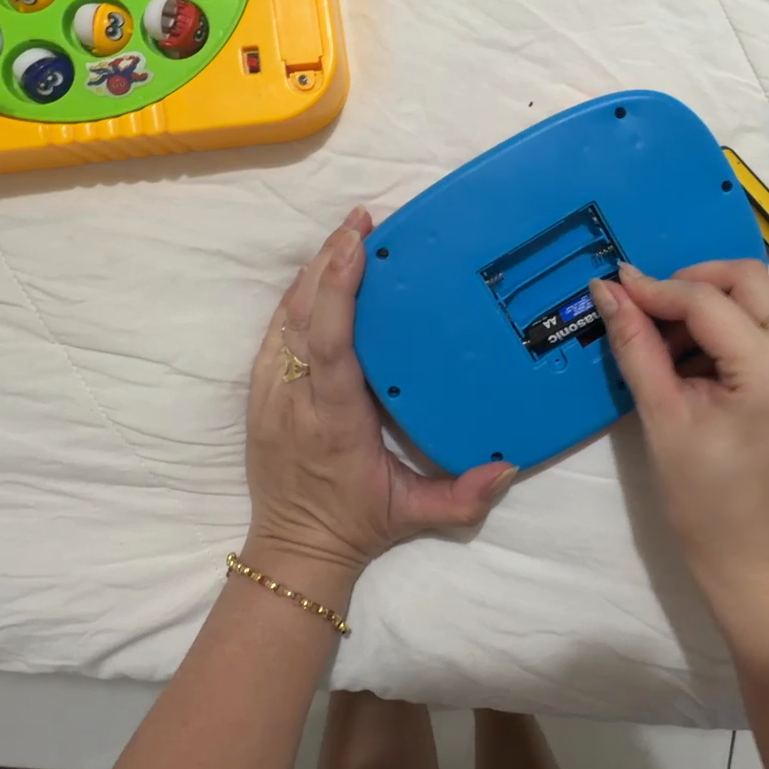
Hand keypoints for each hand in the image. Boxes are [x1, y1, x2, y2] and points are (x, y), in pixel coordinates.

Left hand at [245, 208, 517, 573]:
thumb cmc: (355, 524)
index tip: (357, 246)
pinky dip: (298, 294)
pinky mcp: (259, 392)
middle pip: (304, 314)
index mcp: (333, 420)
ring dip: (314, 270)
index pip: (332, 345)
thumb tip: (510, 465)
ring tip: (347, 233)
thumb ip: (463, 497)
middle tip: (361, 220)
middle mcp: (295, 398)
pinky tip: (320, 271)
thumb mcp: (412, 514)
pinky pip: (276, 331)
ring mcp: (270, 393)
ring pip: (285, 316)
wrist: (292, 547)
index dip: (340, 291)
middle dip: (330, 261)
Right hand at [589, 261, 768, 584]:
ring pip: (758, 297)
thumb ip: (634, 342)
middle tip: (651, 308)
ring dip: (707, 304)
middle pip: (749, 280)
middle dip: (693, 282)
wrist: (742, 544)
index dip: (658, 289)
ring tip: (666, 344)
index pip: (709, 303)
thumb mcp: (659, 413)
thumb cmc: (698, 491)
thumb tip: (607, 288)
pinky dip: (723, 324)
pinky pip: (762, 324)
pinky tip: (690, 358)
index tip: (617, 286)